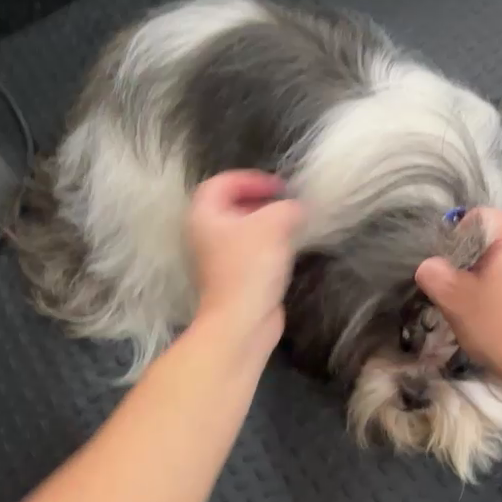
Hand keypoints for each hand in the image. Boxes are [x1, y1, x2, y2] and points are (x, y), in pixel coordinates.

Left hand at [185, 170, 303, 353]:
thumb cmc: (250, 268)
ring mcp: (217, 260)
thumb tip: (297, 209)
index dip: (251, 179)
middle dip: (260, 201)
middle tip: (286, 204)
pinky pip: (250, 253)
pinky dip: (268, 247)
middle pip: (231, 206)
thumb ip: (287, 208)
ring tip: (292, 226)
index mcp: (204, 215)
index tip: (279, 187)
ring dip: (267, 225)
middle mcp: (205, 235)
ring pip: (242, 231)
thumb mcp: (273, 225)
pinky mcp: (233, 279)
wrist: (242, 322)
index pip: (222, 183)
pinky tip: (287, 252)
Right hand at [415, 208, 501, 405]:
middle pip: (500, 235)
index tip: (451, 272)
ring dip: (501, 272)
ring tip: (491, 305)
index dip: (456, 241)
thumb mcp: (454, 300)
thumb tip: (431, 265)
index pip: (477, 217)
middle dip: (479, 258)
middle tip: (468, 291)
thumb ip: (433, 273)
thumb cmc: (500, 329)